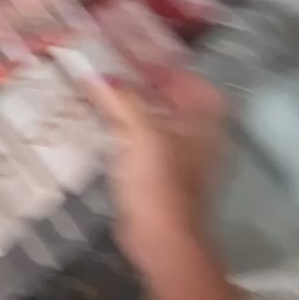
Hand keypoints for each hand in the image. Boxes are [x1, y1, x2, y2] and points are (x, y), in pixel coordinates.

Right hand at [85, 69, 226, 272]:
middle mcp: (194, 141)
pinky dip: (122, 130)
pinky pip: (139, 142)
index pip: (200, 89)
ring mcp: (175, 161)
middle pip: (176, 105)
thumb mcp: (142, 133)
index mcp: (201, 128)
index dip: (176, 72)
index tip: (142, 61)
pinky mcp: (154, 177)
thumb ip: (121, 100)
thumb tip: (96, 75)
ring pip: (156, 123)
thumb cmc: (159, 182)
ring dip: (132, 107)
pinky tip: (98, 127)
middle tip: (112, 72)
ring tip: (99, 94)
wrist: (160, 238)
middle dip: (148, 87)